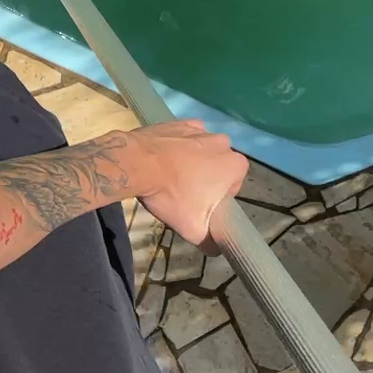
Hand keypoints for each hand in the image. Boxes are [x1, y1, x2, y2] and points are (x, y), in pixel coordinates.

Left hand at [114, 120, 246, 248]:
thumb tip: (216, 250)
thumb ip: (211, 242)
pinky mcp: (176, 122)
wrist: (136, 164)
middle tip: (179, 191)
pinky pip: (181, 136)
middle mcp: (223, 143)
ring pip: (199, 151)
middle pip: (216, 167)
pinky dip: (174, 145)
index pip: (231, 187)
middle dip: (203, 179)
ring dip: (189, 161)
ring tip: (167, 176)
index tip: (195, 204)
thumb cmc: (170, 195)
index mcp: (235, 165)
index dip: (214, 199)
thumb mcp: (194, 229)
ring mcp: (199, 130)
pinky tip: (161, 157)